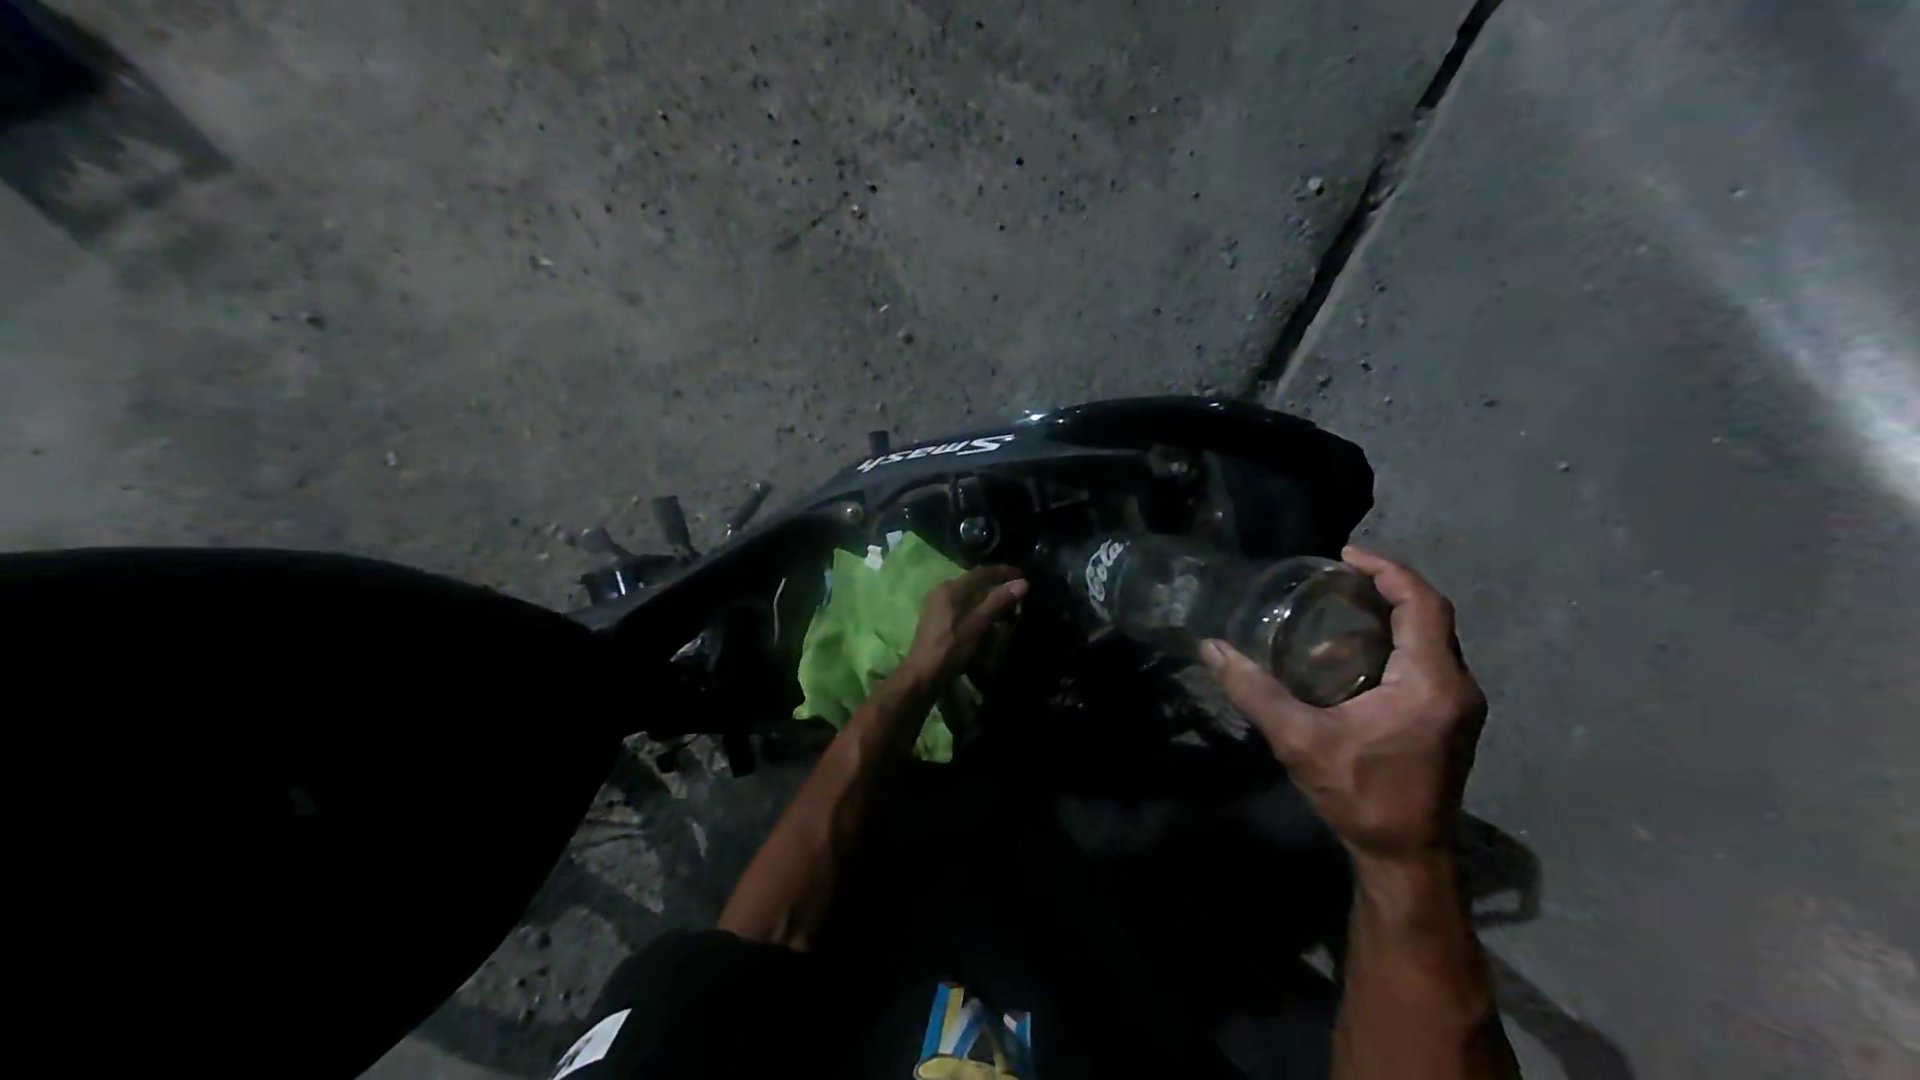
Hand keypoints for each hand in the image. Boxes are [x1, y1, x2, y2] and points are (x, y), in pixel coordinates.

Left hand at [903, 566, 1027, 684]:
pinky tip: (987, 623)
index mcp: (951, 588)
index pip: (982, 572)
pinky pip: (962, 606)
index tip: (1022, 576)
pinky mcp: (937, 617)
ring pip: (969, 596)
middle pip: (975, 583)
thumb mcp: (978, 625)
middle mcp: (942, 590)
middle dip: (998, 590)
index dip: (1003, 572)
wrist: (923, 673)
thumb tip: (1022, 582)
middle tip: (1016, 601)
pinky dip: (977, 610)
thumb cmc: (951, 648)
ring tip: (1005, 615)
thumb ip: (998, 602)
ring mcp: (937, 603)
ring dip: (988, 602)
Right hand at [1200, 546, 1485, 864]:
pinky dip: (1395, 641)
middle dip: (1385, 588)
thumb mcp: (1299, 740)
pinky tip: (1352, 652)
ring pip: (1431, 639)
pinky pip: (1428, 661)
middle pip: (1430, 616)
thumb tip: (1211, 648)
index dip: (1388, 571)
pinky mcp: (1448, 720)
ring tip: (1339, 605)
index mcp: (1432, 683)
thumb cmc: (1360, 795)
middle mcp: (1457, 687)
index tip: (1344, 555)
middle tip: (1335, 576)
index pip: (1423, 605)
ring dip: (1390, 615)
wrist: (1406, 857)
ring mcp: (1457, 705)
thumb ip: (1254, 692)